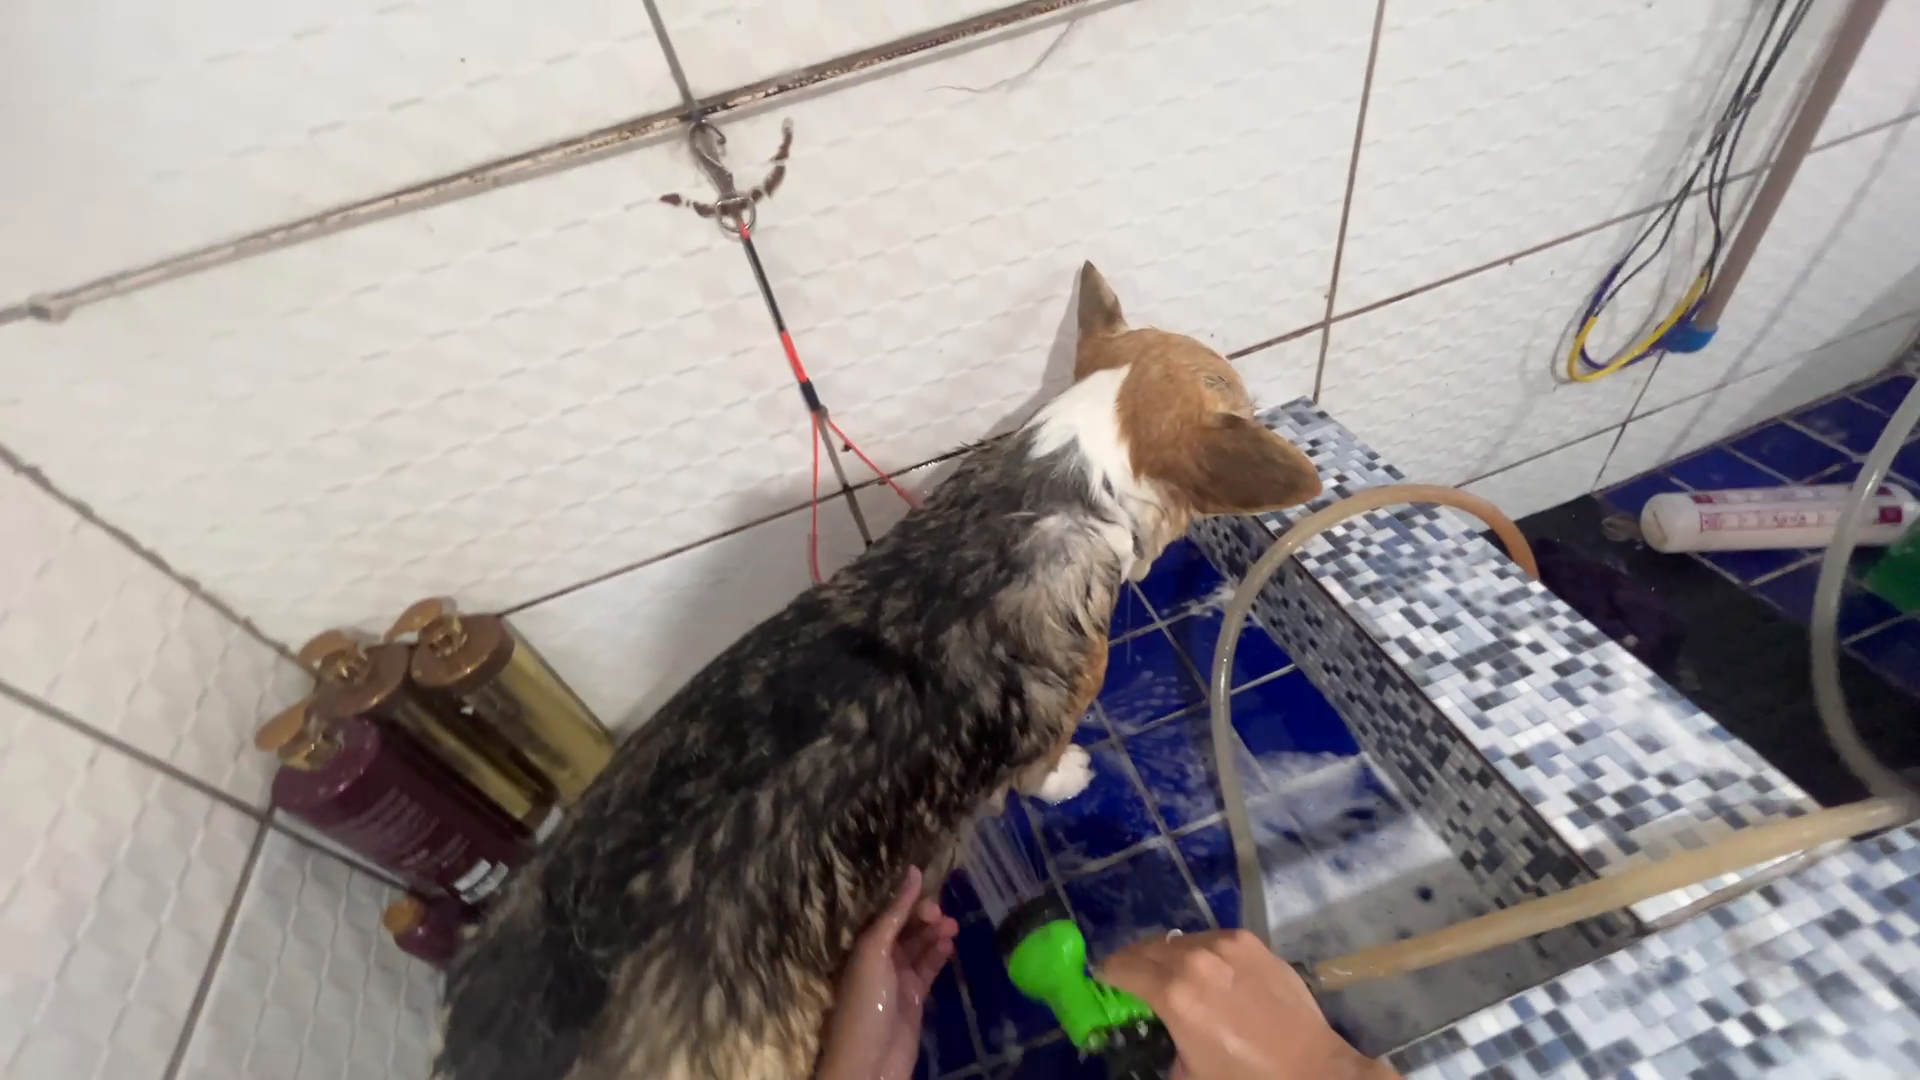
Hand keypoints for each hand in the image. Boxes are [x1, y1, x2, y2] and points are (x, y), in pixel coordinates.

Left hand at [815, 867, 959, 1079]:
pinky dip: (939, 954)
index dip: (908, 899)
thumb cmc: (866, 1002)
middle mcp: (881, 956)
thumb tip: (913, 870)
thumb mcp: (875, 950)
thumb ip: (895, 911)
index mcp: (865, 943)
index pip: (889, 911)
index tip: (929, 890)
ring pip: (920, 946)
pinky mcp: (915, 997)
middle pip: (906, 927)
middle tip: (941, 915)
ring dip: (935, 933)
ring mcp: (898, 978)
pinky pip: (929, 968)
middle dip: (924, 916)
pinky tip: (950, 944)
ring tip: (953, 927)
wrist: (869, 1065)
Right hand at [1099, 930, 1397, 1079]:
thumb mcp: (1192, 1076)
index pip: (1122, 967)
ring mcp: (1222, 944)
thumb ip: (1166, 1049)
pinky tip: (1208, 972)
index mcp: (1173, 993)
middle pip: (1145, 948)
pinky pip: (1209, 940)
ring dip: (1166, 955)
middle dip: (1133, 962)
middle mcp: (1192, 958)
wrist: (1316, 1073)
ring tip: (1170, 974)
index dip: (1107, 973)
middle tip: (1130, 977)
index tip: (1103, 978)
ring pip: (1177, 940)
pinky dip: (1199, 953)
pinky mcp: (1246, 940)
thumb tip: (1162, 1036)